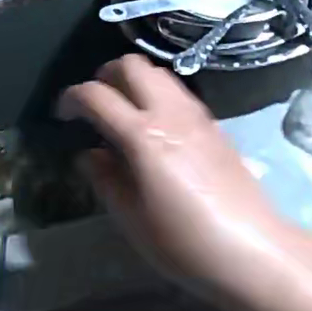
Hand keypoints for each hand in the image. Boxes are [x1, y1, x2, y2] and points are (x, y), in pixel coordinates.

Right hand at [59, 56, 311, 310]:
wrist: (250, 246)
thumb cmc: (184, 243)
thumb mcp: (133, 221)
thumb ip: (106, 180)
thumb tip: (88, 154)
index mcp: (142, 135)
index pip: (98, 96)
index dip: (72, 97)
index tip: (61, 112)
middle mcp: (168, 111)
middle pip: (131, 64)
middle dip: (104, 74)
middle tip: (92, 103)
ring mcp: (194, 111)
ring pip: (156, 70)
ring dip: (133, 78)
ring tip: (121, 109)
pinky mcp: (212, 119)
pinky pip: (176, 88)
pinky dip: (155, 90)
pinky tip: (152, 122)